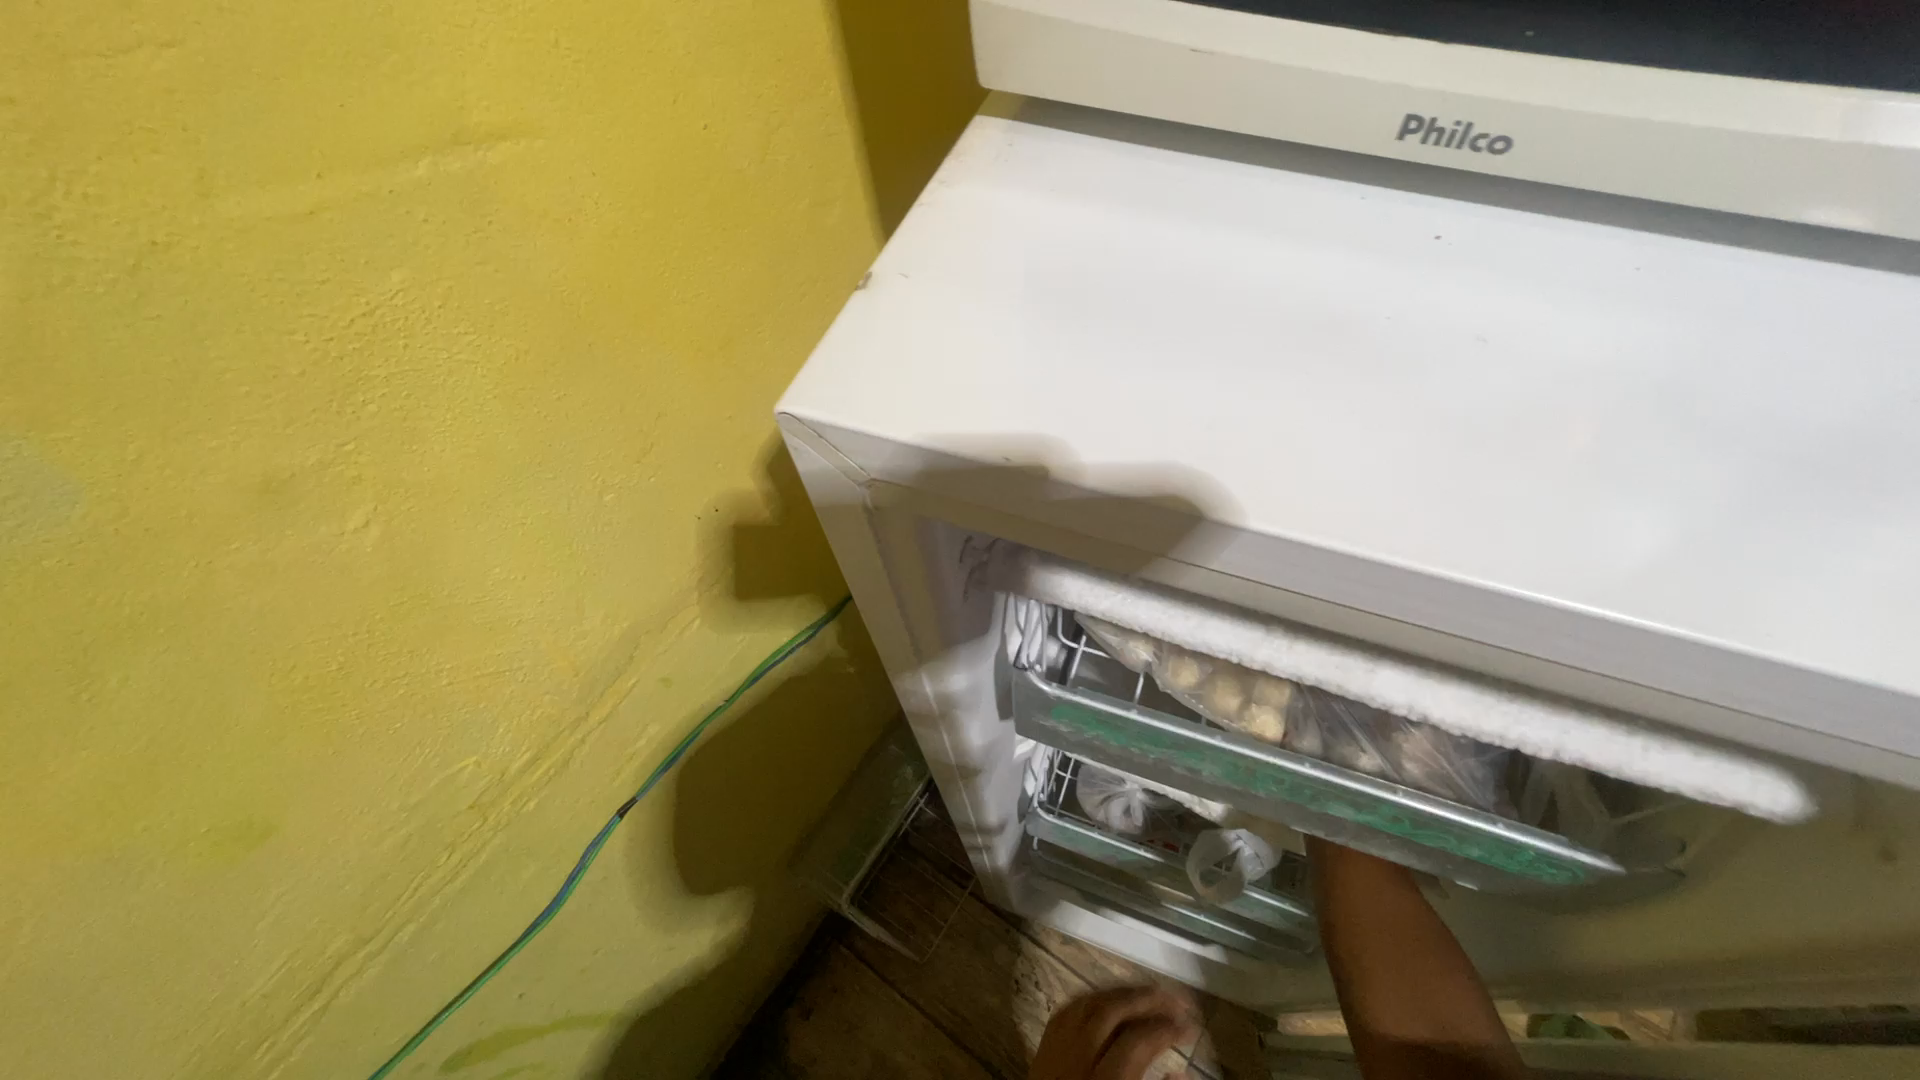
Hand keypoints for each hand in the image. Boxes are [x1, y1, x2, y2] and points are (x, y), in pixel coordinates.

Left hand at [1030, 984, 1201, 1079]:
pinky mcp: (1045, 1040)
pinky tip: (1113, 998)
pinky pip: (1072, 1006)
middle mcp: (1077, 1056)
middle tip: (1177, 998)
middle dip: (1148, 998)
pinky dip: (1096, 997)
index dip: (1167, 1030)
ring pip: (1091, 1002)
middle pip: (1112, 1011)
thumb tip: (1181, 1072)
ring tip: (1151, 992)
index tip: (1191, 1027)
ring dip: (1124, 992)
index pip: (1137, 1042)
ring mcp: (1057, 1044)